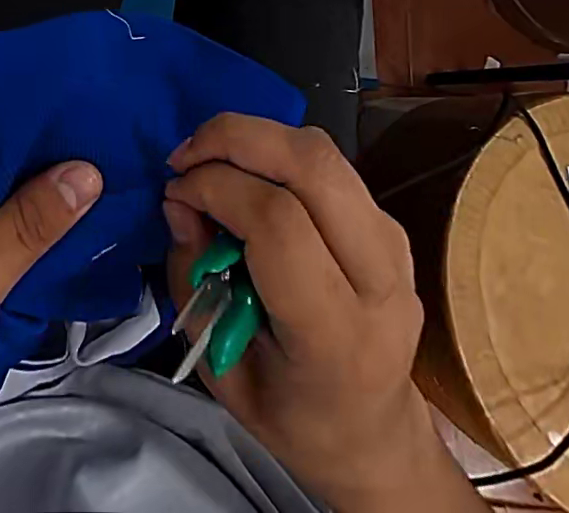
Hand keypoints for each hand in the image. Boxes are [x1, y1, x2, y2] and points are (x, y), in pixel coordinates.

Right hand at [164, 115, 484, 512]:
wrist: (373, 431)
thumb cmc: (291, 414)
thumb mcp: (219, 370)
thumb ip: (192, 281)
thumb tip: (179, 202)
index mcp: (336, 334)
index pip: (279, 225)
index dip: (216, 189)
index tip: (175, 194)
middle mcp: (379, 278)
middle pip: (312, 166)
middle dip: (235, 138)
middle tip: (186, 155)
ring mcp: (393, 243)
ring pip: (322, 152)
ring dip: (254, 137)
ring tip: (208, 159)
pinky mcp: (388, 223)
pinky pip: (326, 164)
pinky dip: (274, 152)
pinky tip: (244, 175)